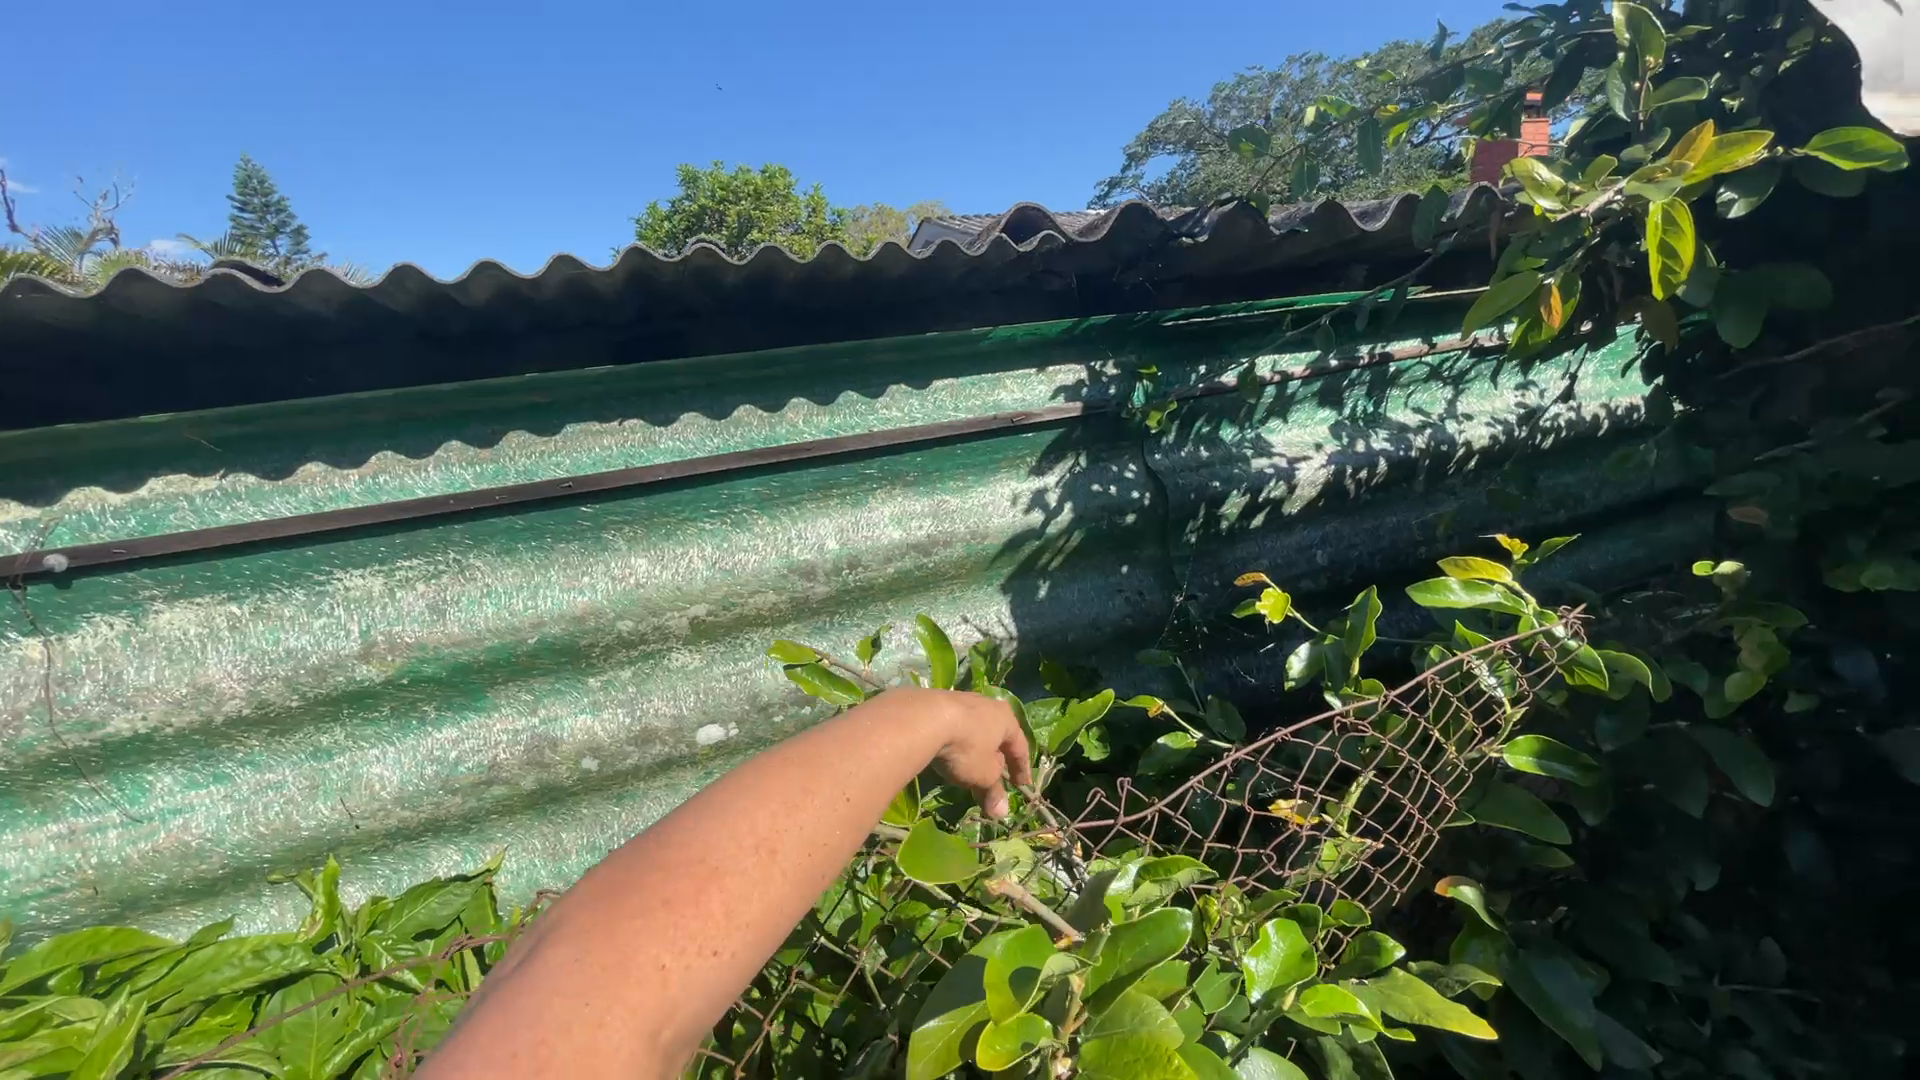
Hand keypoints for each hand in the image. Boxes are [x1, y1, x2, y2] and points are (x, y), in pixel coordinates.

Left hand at [891, 688, 1032, 818]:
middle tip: (996, 779)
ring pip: (974, 731)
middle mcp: (987, 704)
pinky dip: (956, 743)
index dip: (1022, 769)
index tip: (1022, 786)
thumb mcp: (984, 775)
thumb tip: (1002, 813)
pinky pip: (954, 727)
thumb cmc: (966, 747)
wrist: (923, 719)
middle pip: (996, 737)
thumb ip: (993, 792)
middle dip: (996, 760)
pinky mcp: (937, 703)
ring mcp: (961, 700)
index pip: (1020, 747)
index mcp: (1006, 718)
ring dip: (975, 751)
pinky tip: (948, 754)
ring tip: (970, 769)